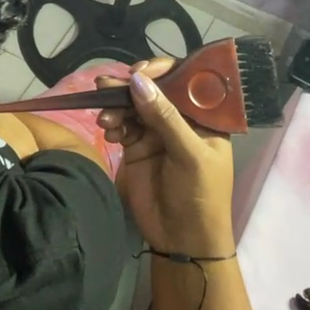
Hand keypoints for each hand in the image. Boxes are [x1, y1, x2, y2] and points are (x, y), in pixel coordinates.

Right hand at [96, 59, 236, 256]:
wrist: (181, 239)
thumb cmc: (200, 195)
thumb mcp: (189, 154)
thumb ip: (164, 117)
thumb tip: (137, 80)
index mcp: (205, 117)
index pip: (185, 80)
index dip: (162, 70)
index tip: (139, 71)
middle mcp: (180, 119)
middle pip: (154, 89)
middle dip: (131, 86)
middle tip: (107, 87)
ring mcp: (156, 132)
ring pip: (133, 105)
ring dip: (116, 105)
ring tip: (104, 117)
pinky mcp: (136, 146)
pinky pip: (121, 124)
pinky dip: (112, 123)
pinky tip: (108, 131)